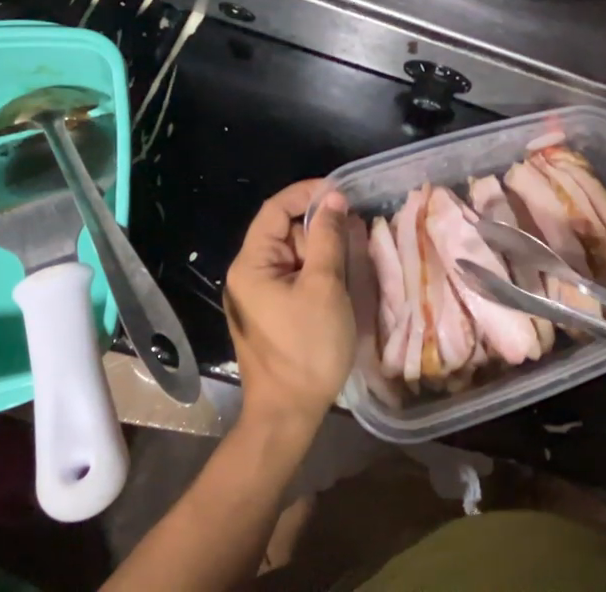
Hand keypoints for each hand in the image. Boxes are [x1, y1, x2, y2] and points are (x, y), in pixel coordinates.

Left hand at [224, 180, 357, 428]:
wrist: (288, 413)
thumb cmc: (307, 348)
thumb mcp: (324, 287)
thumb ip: (328, 238)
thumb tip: (333, 199)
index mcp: (251, 265)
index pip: (275, 209)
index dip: (308, 194)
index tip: (343, 193)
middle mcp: (248, 274)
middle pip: (285, 231)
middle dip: (320, 225)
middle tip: (357, 230)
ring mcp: (259, 295)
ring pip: (294, 254)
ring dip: (323, 249)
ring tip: (355, 255)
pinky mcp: (273, 312)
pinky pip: (295, 276)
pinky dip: (319, 270)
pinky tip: (342, 278)